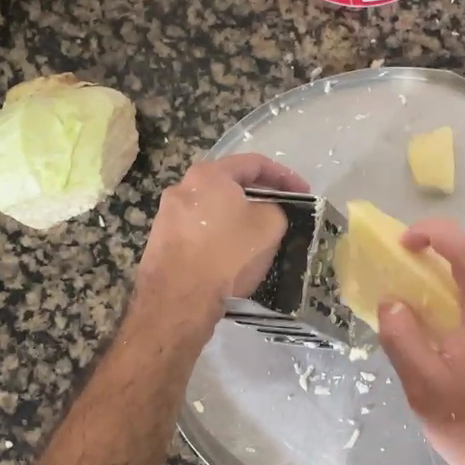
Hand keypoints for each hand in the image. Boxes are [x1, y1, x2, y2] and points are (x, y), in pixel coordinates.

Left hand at [137, 154, 308, 319]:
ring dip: (238, 215)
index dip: (285, 176)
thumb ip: (275, 208)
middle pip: (230, 183)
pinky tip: (232, 253)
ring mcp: (167, 215)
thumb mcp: (270, 225)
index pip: (254, 163)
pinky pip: (199, 229)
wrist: (178, 301)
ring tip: (259, 233)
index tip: (303, 193)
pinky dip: (220, 234)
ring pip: (213, 207)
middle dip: (260, 195)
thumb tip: (267, 212)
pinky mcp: (162, 241)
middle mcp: (183, 187)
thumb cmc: (228, 254)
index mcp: (208, 175)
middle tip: (282, 209)